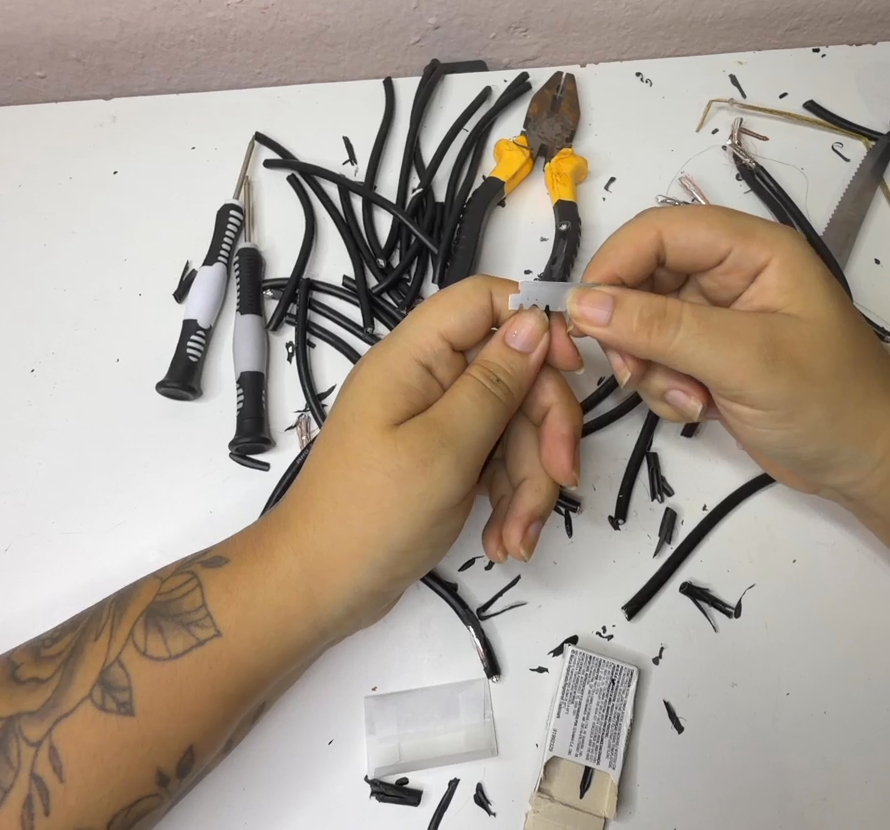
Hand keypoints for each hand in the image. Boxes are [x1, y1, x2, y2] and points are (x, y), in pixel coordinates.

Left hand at [270, 276, 581, 635]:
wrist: (319, 589)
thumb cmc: (367, 517)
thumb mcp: (443, 449)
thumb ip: (493, 384)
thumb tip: (534, 321)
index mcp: (414, 358)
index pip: (484, 301)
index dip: (534, 323)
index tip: (570, 368)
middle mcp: (429, 379)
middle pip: (514, 371)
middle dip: (544, 429)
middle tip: (560, 477)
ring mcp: (438, 420)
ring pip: (515, 423)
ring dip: (530, 480)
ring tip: (517, 536)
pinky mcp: (447, 456)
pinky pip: (499, 458)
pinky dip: (511, 498)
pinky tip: (504, 539)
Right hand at [567, 205, 889, 502]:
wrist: (869, 468)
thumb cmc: (827, 402)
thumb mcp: (743, 360)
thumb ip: (660, 328)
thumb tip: (580, 304)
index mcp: (750, 250)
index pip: (658, 232)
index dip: (614, 265)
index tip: (584, 316)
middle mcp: (727, 274)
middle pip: (642, 278)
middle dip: (630, 330)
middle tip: (632, 372)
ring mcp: (715, 317)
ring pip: (641, 324)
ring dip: (649, 367)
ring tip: (689, 400)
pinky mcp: (706, 355)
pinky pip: (655, 357)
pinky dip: (662, 387)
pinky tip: (699, 410)